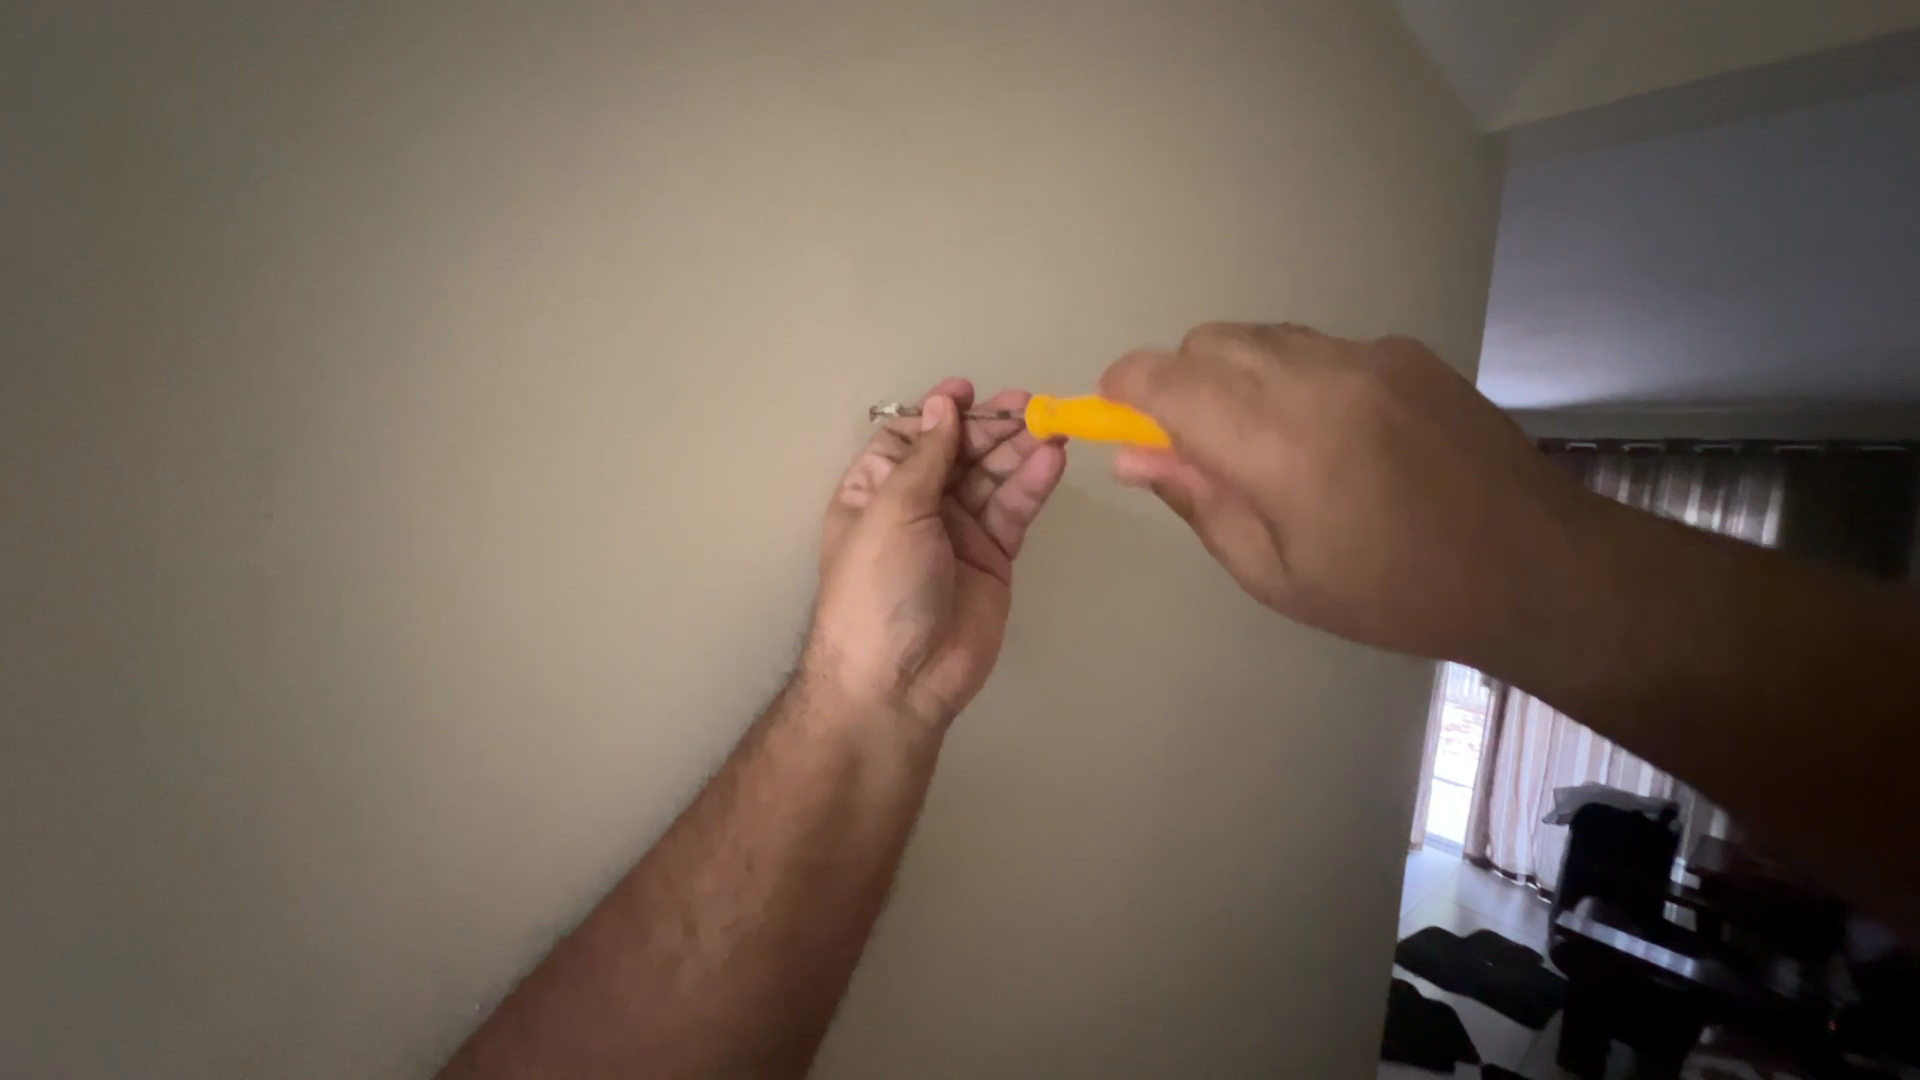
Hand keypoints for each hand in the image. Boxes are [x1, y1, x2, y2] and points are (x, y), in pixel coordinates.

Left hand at [806, 379, 1066, 726]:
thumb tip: (942, 404)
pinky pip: (1014, 512)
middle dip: (991, 428)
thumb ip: (925, 457)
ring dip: (1020, 451)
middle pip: (960, 453)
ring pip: (992, 479)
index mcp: (876, 491)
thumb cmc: (878, 587)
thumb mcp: (891, 512)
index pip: (911, 438)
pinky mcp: (994, 558)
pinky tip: (1052, 460)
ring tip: (1053, 425)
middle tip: (1031, 406)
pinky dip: (1032, 485)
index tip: (969, 392)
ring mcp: (958, 533)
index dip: (939, 414)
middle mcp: (918, 507)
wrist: (899, 679)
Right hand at [1098, 323, 1595, 664]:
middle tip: (1188, 442)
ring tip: (1255, 436)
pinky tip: (1320, 427)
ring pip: (1258, 335)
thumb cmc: (1389, 594)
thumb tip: (1130, 456)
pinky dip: (1284, 372)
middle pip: (1207, 342)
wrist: (1535, 568)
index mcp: (1280, 445)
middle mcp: (1318, 379)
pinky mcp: (1403, 352)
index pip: (1169, 381)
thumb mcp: (1272, 572)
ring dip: (1228, 373)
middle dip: (1175, 380)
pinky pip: (1312, 343)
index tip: (1110, 411)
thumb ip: (1197, 501)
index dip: (1124, 387)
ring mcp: (1367, 356)